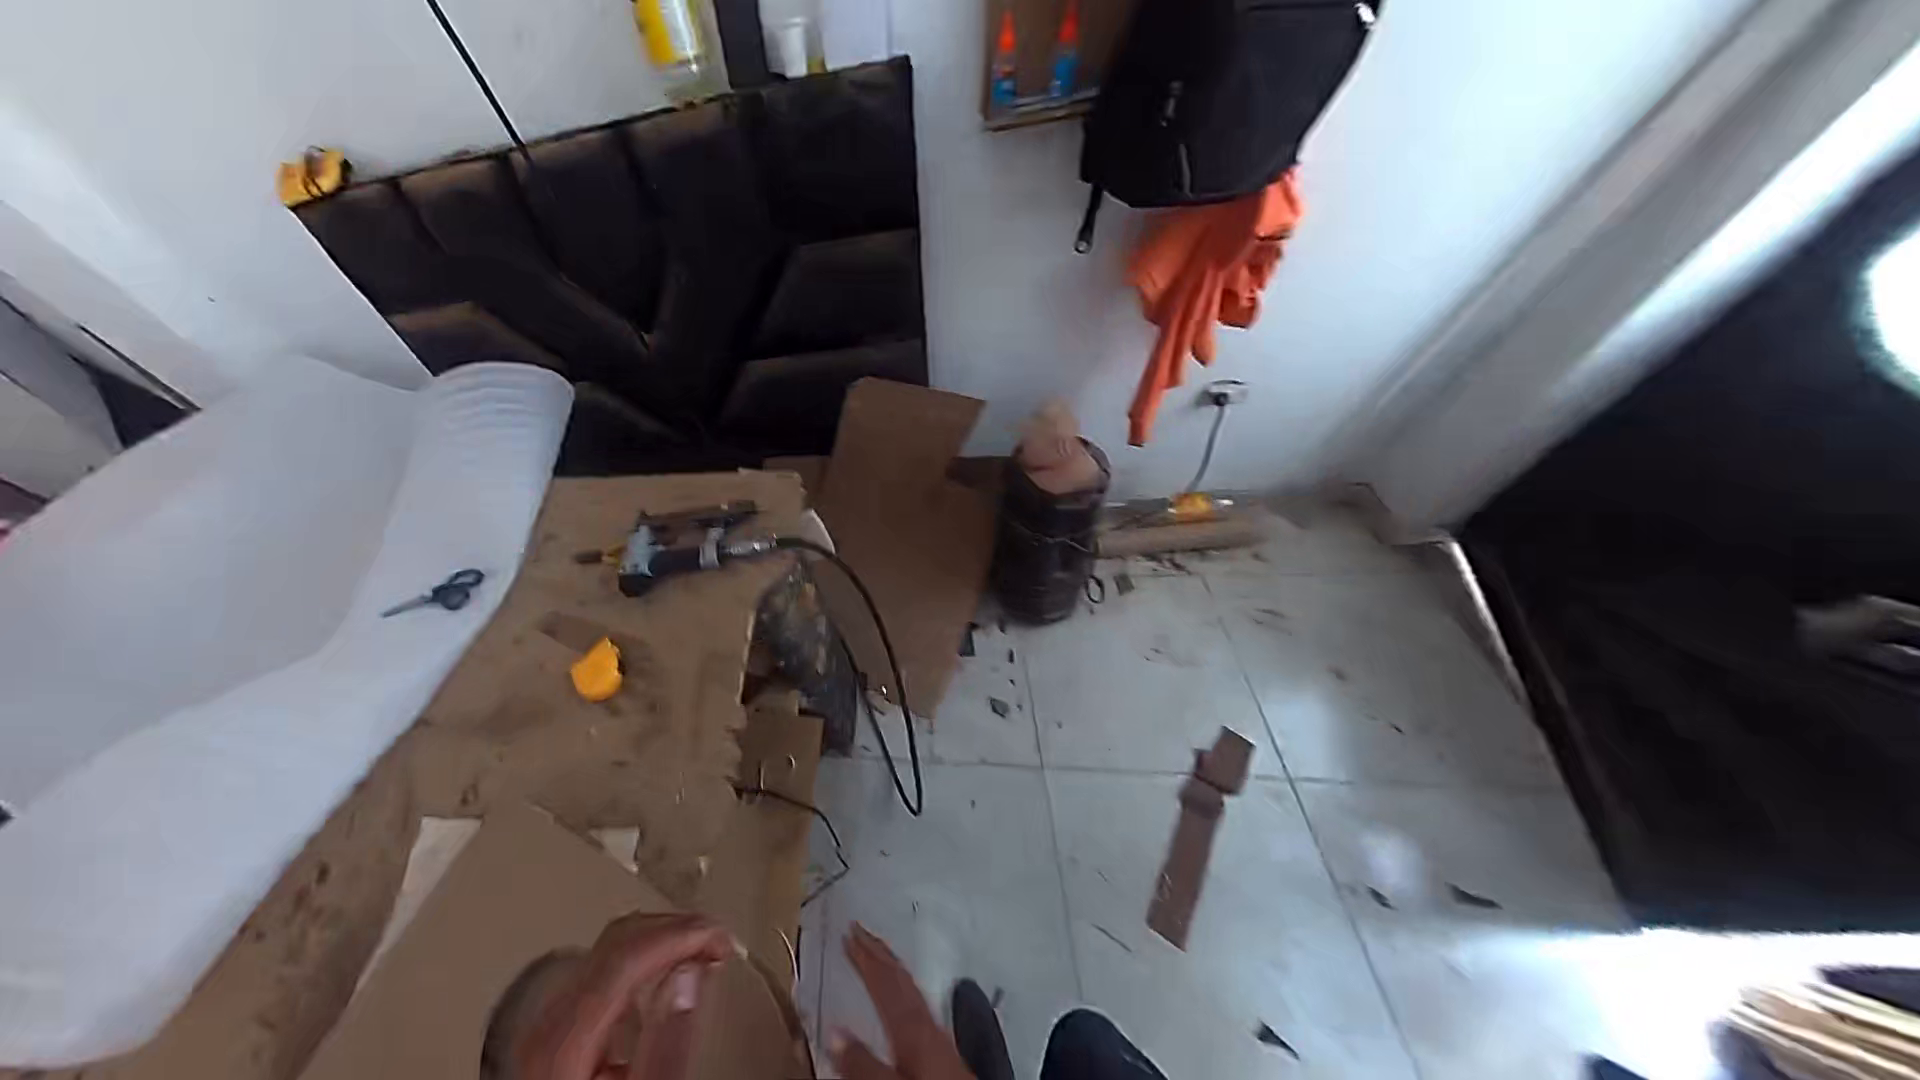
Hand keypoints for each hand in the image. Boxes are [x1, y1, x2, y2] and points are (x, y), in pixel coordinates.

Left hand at [511, 911, 737, 1079]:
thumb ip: (668, 1046)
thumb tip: (691, 974)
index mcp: (563, 1043)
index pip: (626, 957)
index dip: (680, 936)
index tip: (720, 939)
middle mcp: (547, 1023)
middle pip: (618, 940)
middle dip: (676, 929)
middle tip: (718, 941)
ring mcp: (547, 1023)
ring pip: (612, 945)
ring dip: (664, 937)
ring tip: (703, 950)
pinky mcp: (557, 1027)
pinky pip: (606, 966)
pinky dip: (646, 955)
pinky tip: (670, 971)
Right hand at [829, 923, 973, 1079]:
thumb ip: (862, 1062)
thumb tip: (835, 1033)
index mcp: (912, 1025)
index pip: (884, 980)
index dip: (865, 955)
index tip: (848, 933)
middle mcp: (927, 1020)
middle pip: (899, 976)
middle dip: (878, 950)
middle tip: (860, 929)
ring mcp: (938, 1031)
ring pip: (910, 985)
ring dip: (891, 964)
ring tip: (878, 950)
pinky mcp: (943, 1045)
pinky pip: (918, 998)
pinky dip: (904, 984)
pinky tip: (903, 992)